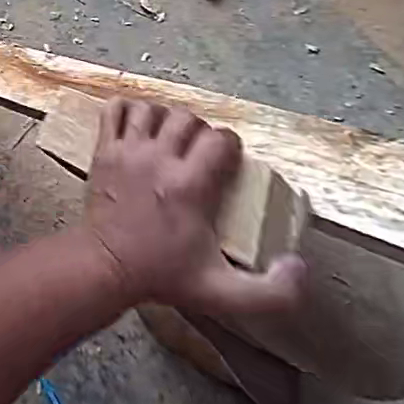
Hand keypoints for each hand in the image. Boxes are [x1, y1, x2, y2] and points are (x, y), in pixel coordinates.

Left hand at [81, 99, 304, 315]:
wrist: (106, 267)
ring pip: (151, 109)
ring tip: (170, 136)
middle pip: (186, 118)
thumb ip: (272, 292)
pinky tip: (137, 124)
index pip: (219, 139)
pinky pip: (114, 109)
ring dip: (164, 117)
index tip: (229, 159)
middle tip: (200, 149)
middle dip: (199, 128)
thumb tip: (299, 265)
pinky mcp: (104, 149)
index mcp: (189, 185)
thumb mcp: (224, 295)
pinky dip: (127, 109)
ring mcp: (127, 150)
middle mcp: (158, 159)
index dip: (230, 143)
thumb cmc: (162, 275)